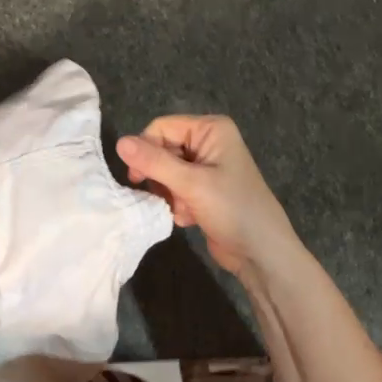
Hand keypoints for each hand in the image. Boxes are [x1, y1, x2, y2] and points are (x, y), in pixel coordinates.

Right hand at [116, 115, 297, 273]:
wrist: (262, 254)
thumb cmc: (232, 209)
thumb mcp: (191, 184)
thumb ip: (154, 162)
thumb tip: (119, 142)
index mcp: (211, 129)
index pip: (162, 127)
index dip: (146, 149)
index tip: (136, 177)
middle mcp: (209, 141)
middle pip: (164, 149)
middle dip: (160, 176)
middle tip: (161, 197)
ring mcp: (208, 166)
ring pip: (167, 171)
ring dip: (168, 192)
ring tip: (180, 209)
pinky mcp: (205, 189)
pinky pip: (176, 187)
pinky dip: (177, 202)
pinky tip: (188, 218)